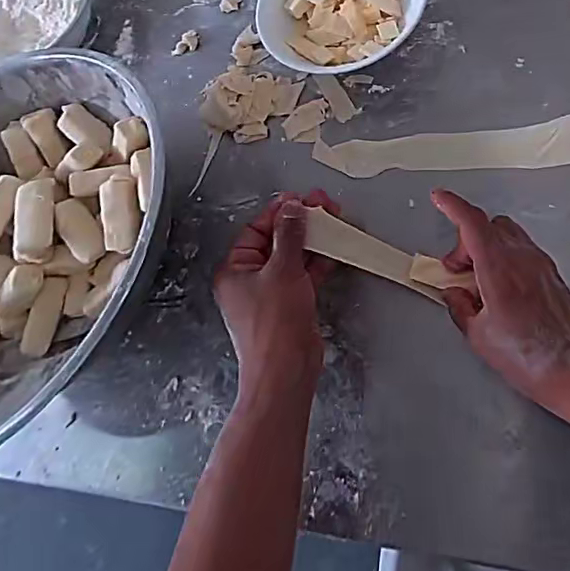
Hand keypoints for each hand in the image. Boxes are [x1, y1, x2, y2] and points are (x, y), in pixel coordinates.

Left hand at [214, 191, 338, 397]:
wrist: (287, 371)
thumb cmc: (275, 323)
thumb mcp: (282, 270)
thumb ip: (289, 235)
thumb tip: (292, 208)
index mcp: (235, 270)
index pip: (256, 230)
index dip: (279, 212)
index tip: (301, 199)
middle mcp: (250, 279)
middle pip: (277, 241)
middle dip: (300, 223)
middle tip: (323, 206)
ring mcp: (272, 292)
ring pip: (293, 256)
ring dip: (313, 240)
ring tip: (334, 221)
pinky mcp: (291, 303)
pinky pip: (304, 273)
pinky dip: (318, 261)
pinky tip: (334, 248)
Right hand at [429, 189, 569, 416]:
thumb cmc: (529, 357)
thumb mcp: (479, 337)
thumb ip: (460, 308)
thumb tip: (453, 294)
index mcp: (498, 266)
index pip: (472, 222)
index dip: (451, 205)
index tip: (438, 198)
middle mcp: (521, 256)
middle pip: (488, 225)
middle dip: (465, 240)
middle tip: (455, 270)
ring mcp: (539, 262)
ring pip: (506, 235)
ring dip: (486, 247)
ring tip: (477, 282)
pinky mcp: (550, 272)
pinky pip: (521, 249)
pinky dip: (504, 256)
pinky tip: (499, 288)